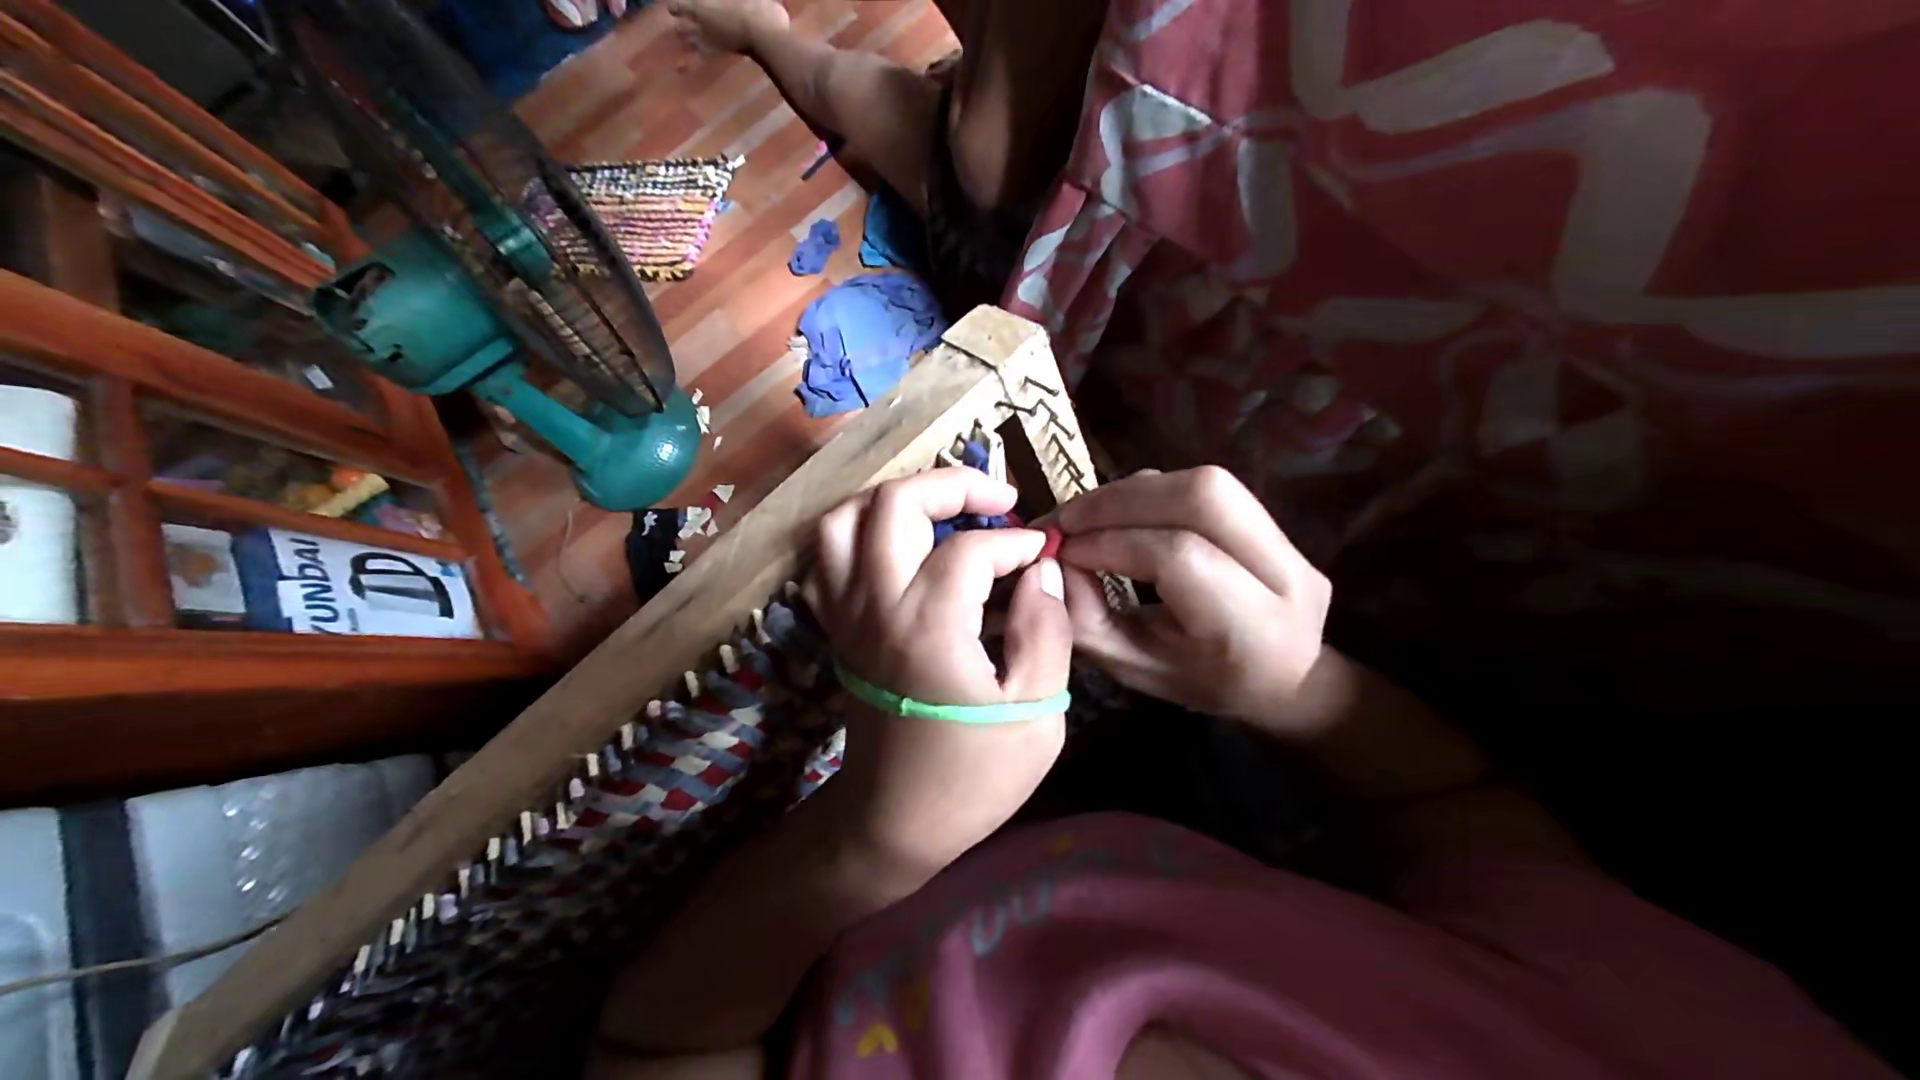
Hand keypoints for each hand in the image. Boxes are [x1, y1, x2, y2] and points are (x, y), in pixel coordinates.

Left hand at [805, 467, 1070, 867]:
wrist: (894, 823)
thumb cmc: (972, 778)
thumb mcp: (1036, 713)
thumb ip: (1046, 631)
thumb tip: (1042, 568)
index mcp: (928, 626)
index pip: (972, 547)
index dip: (1017, 541)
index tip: (1043, 554)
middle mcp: (876, 605)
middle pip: (894, 503)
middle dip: (952, 484)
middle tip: (998, 497)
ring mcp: (845, 614)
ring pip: (845, 519)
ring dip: (896, 499)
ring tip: (943, 509)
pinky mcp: (835, 627)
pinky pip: (826, 557)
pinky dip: (859, 534)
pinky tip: (898, 547)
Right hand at [1054, 466, 1332, 731]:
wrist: (1287, 681)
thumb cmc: (1203, 683)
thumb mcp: (1136, 669)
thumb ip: (1088, 621)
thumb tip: (1053, 562)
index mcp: (1253, 628)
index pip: (1179, 557)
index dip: (1111, 543)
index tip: (1062, 553)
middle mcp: (1286, 574)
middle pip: (1202, 497)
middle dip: (1121, 500)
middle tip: (1067, 519)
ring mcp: (1289, 542)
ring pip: (1206, 482)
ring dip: (1132, 491)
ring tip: (1086, 515)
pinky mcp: (1275, 522)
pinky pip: (1206, 487)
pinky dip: (1149, 493)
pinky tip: (1119, 514)